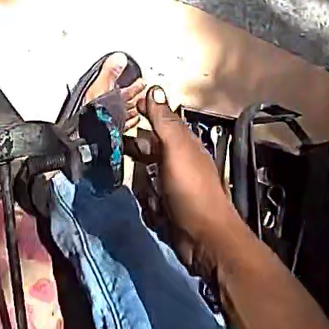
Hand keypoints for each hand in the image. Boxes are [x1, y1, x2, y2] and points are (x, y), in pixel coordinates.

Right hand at [132, 87, 249, 260]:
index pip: (160, 122)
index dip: (143, 114)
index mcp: (183, 145)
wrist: (205, 241)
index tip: (123, 112)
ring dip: (141, 186)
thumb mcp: (176, 150)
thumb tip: (154, 88)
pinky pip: (145, 199)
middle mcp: (177, 163)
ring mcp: (171, 187)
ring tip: (151, 195)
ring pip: (141, 176)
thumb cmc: (192, 191)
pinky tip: (155, 211)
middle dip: (135, 154)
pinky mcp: (165, 209)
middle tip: (123, 157)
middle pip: (146, 150)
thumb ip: (163, 121)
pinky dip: (147, 205)